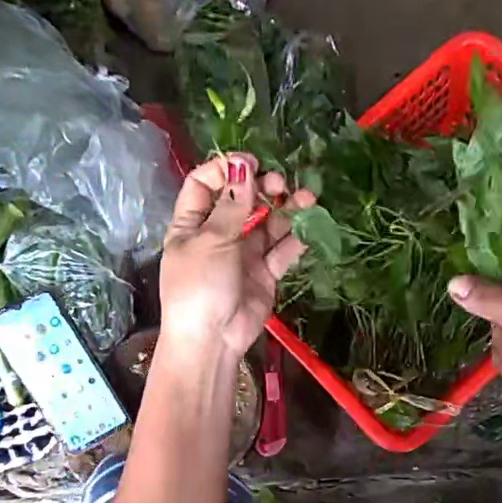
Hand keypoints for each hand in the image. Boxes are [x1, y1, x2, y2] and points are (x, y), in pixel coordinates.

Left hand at [159, 153, 313, 362]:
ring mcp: (243, 255)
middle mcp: (217, 235)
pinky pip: (282, 251)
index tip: (250, 163)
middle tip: (280, 183)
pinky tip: (310, 227)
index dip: (227, 170)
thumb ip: (233, 206)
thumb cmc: (200, 285)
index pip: (205, 184)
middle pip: (242, 201)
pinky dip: (295, 239)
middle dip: (261, 188)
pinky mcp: (265, 274)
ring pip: (267, 225)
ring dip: (285, 211)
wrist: (212, 339)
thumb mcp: (211, 240)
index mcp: (191, 224)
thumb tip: (244, 168)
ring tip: (307, 198)